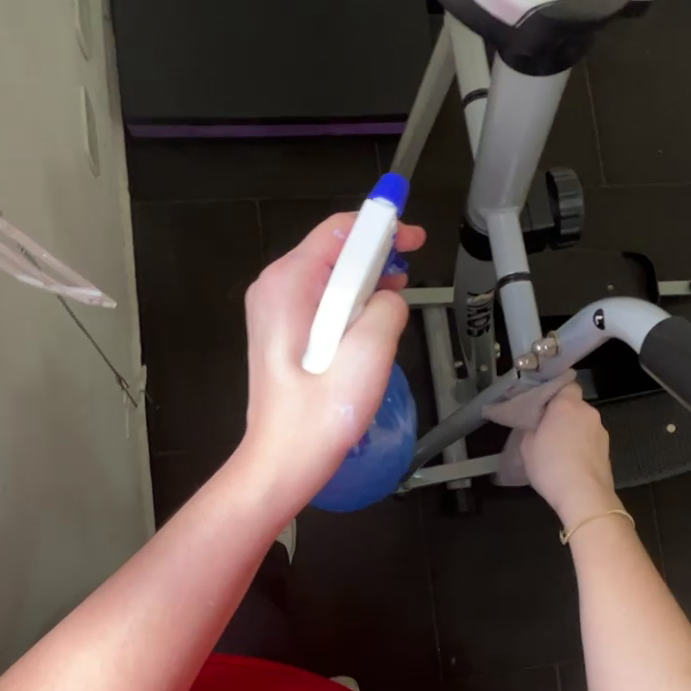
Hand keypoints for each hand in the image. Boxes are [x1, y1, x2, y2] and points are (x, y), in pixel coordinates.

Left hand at [233, 212, 426, 515]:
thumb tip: (389, 297)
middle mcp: (274, 288)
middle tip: (410, 275)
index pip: (339, 231)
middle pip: (332, 251)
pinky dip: (349, 305)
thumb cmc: (320, 416)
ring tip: (394, 303)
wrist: (283, 462)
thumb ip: (386, 309)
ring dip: (364, 284)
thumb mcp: (368, 356)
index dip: (382, 227)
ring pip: (329, 278)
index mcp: (288, 283)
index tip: (416, 239)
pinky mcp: (280, 332)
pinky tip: (370, 325)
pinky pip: (320, 302)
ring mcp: (273, 310)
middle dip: (375, 257)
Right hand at [521, 383, 620, 527]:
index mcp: (567, 405)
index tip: (542, 405)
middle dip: (562, 414)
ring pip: (584, 423)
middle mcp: (588, 412)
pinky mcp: (607, 449)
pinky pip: (590, 440)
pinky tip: (571, 462)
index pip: (566, 384)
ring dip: (573, 431)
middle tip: (546, 430)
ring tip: (559, 450)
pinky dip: (582, 446)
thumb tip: (536, 424)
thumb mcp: (527, 447)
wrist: (584, 495)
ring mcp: (601, 431)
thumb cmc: (551, 466)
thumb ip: (531, 428)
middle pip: (574, 406)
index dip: (555, 393)